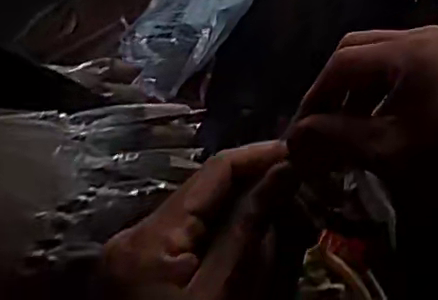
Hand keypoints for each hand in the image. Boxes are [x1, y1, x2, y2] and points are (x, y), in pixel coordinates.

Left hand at [99, 141, 299, 298]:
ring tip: (286, 214)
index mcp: (147, 237)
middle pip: (208, 191)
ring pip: (203, 214)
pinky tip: (254, 247)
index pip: (217, 170)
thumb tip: (286, 166)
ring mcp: (132, 259)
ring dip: (245, 212)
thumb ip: (250, 226)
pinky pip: (191, 241)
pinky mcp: (139, 279)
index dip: (263, 155)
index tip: (305, 151)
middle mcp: (133, 237)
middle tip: (303, 185)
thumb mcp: (220, 297)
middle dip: (257, 186)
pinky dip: (225, 238)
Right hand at [286, 27, 437, 198]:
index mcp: (407, 49)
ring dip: (353, 91)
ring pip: (376, 56)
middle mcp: (419, 34)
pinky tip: (371, 124)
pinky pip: (397, 65)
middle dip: (331, 89)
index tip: (298, 135)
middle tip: (315, 129)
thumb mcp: (387, 150)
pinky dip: (377, 90)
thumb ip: (336, 138)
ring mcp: (434, 44)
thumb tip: (293, 137)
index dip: (314, 96)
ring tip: (340, 134)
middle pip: (357, 50)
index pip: (342, 61)